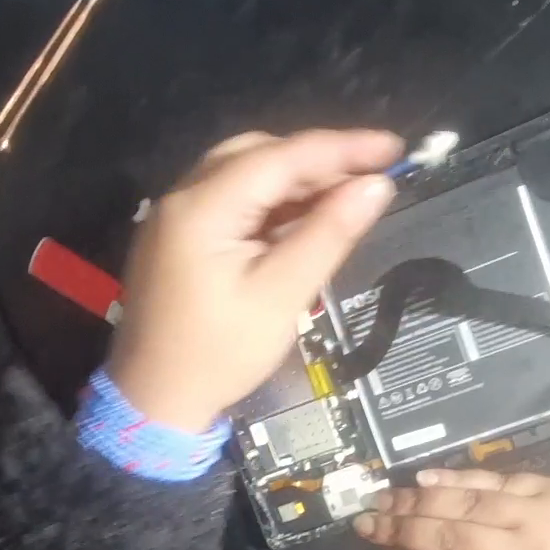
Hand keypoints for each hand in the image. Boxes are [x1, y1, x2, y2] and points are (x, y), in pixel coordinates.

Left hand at [109, 129, 401, 430]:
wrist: (156, 402)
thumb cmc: (220, 354)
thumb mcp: (282, 295)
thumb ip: (328, 234)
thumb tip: (376, 186)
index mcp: (203, 207)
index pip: (281, 156)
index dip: (342, 148)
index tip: (393, 148)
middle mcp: (182, 198)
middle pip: (258, 155)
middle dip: (316, 162)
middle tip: (367, 178)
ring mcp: (174, 218)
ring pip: (243, 177)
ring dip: (294, 183)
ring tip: (342, 199)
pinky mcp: (177, 240)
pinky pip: (229, 204)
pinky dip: (268, 206)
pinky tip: (300, 222)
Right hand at [353, 468, 549, 549]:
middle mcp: (512, 548)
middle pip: (443, 534)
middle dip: (398, 528)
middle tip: (362, 520)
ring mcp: (526, 512)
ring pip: (458, 504)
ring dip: (414, 500)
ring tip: (381, 497)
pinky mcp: (543, 486)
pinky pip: (490, 480)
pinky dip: (455, 477)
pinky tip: (426, 477)